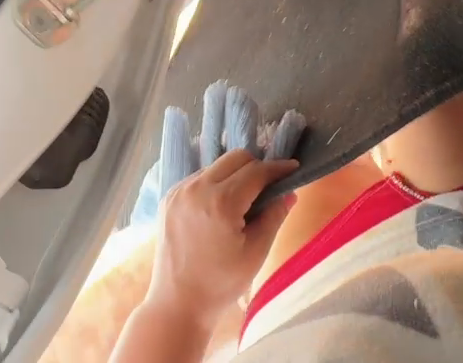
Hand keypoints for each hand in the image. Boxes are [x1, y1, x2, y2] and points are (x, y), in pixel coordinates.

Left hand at [146, 151, 299, 319]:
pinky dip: (214, 184)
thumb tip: (289, 192)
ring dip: (234, 175)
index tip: (293, 168)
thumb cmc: (221, 283)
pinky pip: (198, 177)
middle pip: (235, 158)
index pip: (256, 171)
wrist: (178, 303)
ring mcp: (179, 190)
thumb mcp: (255, 253)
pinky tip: (219, 207)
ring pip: (216, 166)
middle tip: (268, 187)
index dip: (277, 168)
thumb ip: (274, 217)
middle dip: (256, 167)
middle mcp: (197, 187)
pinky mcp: (169, 196)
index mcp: (221, 202)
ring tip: (242, 201)